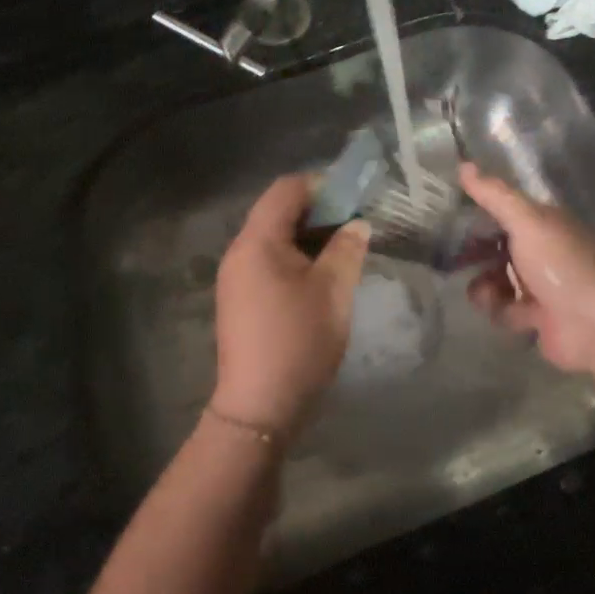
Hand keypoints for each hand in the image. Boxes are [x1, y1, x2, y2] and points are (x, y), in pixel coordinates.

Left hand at [210, 175, 369, 437]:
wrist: (259, 408)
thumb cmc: (298, 341)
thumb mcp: (333, 291)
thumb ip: (347, 248)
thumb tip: (357, 223)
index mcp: (257, 241)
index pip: (286, 189)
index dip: (322, 185)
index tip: (357, 198)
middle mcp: (239, 252)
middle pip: (278, 212)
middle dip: (319, 211)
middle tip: (358, 223)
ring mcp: (236, 278)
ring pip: (275, 239)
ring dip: (310, 237)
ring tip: (347, 249)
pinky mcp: (241, 300)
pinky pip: (269, 263)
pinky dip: (297, 259)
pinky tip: (324, 276)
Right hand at [460, 163, 594, 376]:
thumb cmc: (561, 265)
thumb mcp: (526, 222)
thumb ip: (494, 196)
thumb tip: (463, 164)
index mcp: (544, 222)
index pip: (505, 209)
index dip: (477, 210)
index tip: (446, 215)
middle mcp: (543, 249)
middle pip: (498, 245)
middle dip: (475, 252)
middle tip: (451, 258)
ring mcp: (540, 284)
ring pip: (498, 278)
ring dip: (484, 284)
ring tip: (483, 291)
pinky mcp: (537, 316)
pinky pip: (505, 308)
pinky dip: (498, 308)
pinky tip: (497, 309)